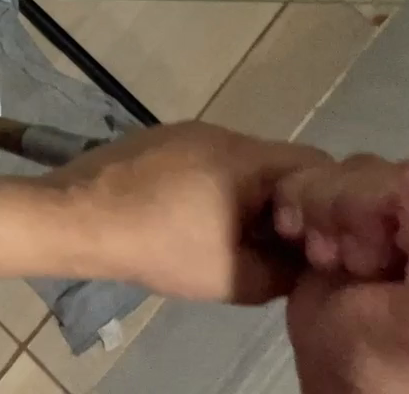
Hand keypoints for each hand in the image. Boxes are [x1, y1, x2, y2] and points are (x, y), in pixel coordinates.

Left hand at [47, 121, 330, 302]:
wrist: (73, 218)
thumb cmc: (159, 245)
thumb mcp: (244, 277)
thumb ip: (293, 268)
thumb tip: (312, 258)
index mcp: (244, 156)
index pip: (320, 167)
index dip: (335, 207)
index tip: (324, 244)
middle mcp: (213, 132)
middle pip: (277, 163)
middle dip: (291, 203)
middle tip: (285, 246)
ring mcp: (176, 132)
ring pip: (238, 162)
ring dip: (249, 195)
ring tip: (238, 237)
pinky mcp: (148, 140)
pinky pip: (201, 159)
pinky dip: (213, 186)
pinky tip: (195, 219)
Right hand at [287, 164, 408, 393]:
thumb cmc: (408, 379)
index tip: (403, 237)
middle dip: (368, 207)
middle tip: (356, 259)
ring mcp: (406, 233)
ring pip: (364, 172)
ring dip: (329, 208)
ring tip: (329, 257)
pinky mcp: (352, 225)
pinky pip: (323, 180)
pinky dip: (303, 203)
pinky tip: (305, 240)